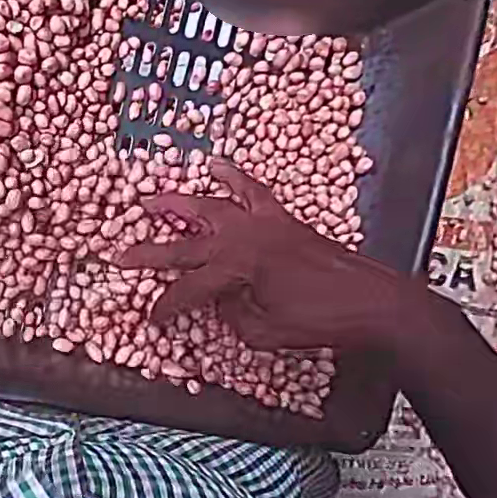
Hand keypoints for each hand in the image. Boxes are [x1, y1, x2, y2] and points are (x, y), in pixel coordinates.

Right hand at [115, 160, 419, 352]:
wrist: (374, 302)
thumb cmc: (320, 322)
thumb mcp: (264, 331)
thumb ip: (230, 314)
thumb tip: (219, 299)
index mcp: (235, 269)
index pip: (187, 289)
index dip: (166, 305)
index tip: (152, 317)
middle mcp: (242, 239)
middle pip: (184, 246)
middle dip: (149, 253)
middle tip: (121, 254)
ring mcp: (262, 222)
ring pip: (208, 207)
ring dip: (176, 204)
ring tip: (150, 199)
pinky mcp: (280, 217)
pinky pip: (250, 190)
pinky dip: (231, 177)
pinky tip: (214, 166)